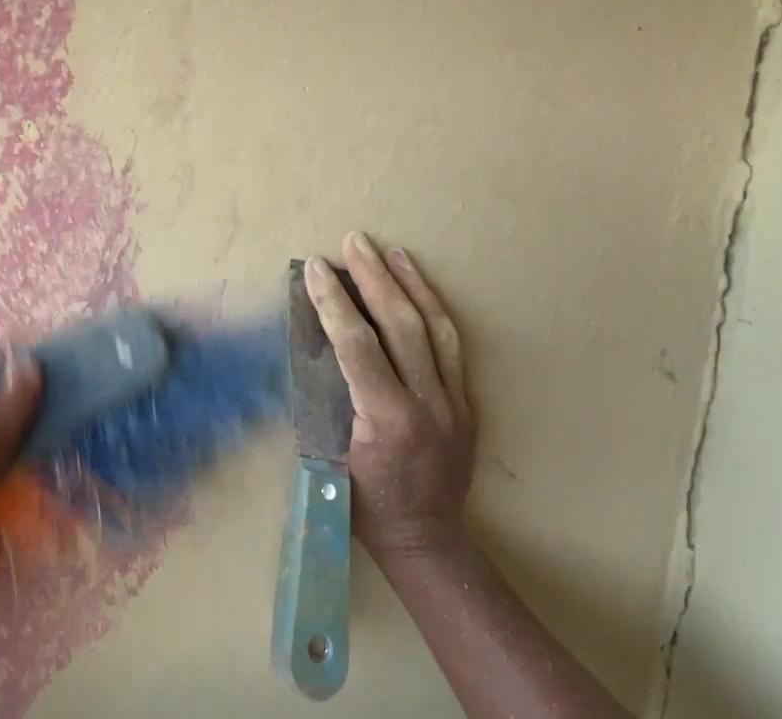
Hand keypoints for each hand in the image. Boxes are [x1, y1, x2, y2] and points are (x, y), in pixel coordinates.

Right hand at [305, 233, 473, 561]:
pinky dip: (434, 310)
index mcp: (387, 419)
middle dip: (373, 277)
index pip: (356, 345)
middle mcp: (428, 403)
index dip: (332, 301)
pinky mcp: (467, 404)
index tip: (314, 268)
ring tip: (390, 250)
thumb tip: (314, 346)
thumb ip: (326, 400)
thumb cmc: (362, 505)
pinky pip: (453, 346)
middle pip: (400, 324)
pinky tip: (420, 290)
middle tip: (353, 241)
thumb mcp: (329, 456)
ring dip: (409, 283)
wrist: (426, 541)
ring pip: (435, 328)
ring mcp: (454, 402)